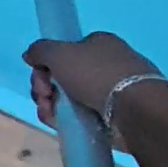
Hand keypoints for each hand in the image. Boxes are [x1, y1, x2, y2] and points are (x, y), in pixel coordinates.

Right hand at [22, 31, 161, 127]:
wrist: (136, 110)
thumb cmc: (97, 74)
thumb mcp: (58, 52)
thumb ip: (39, 50)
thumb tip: (31, 56)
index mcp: (100, 44)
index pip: (64, 50)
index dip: (46, 62)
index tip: (40, 73)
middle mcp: (107, 64)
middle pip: (61, 75)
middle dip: (44, 86)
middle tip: (44, 94)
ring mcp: (111, 91)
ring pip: (66, 96)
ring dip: (49, 103)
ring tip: (50, 112)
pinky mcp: (112, 114)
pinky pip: (78, 114)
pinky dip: (63, 118)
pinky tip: (57, 122)